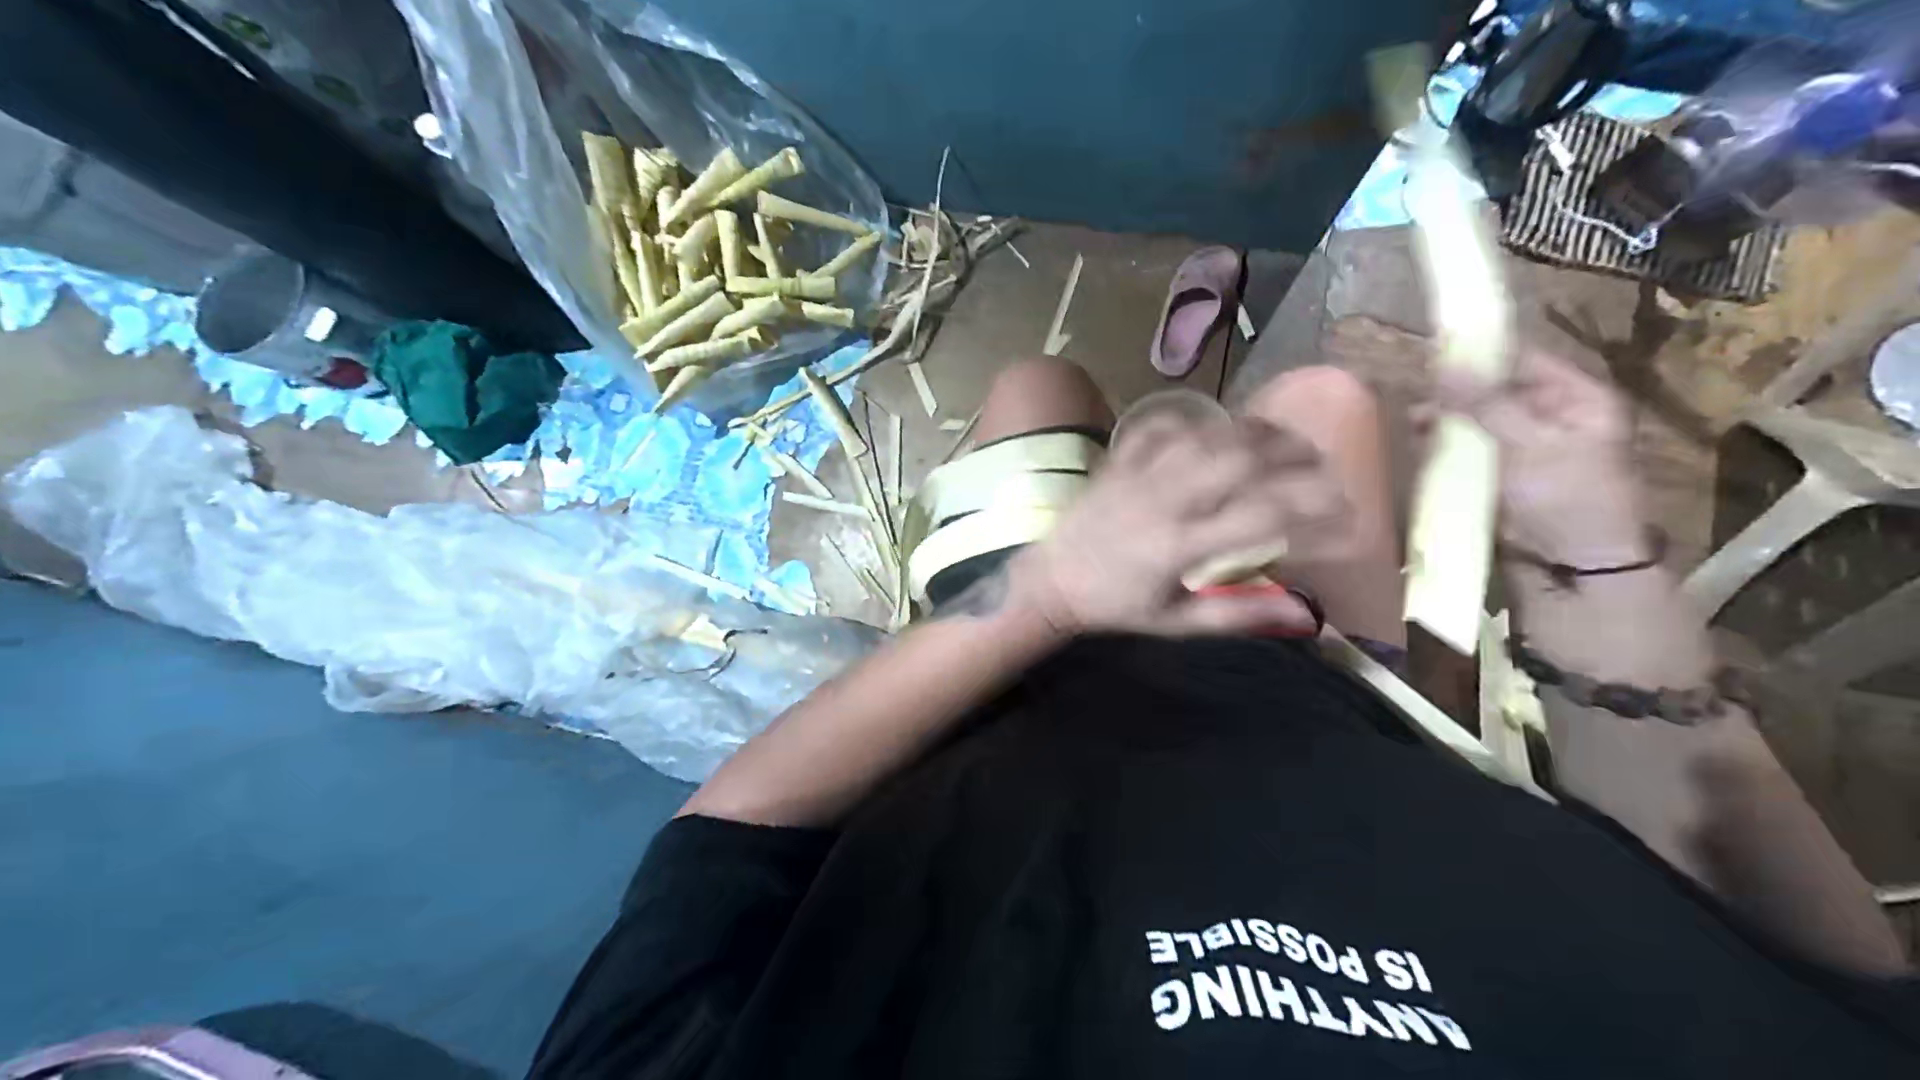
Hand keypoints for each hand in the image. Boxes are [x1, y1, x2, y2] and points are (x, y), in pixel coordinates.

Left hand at [1002, 416, 1347, 637]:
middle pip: (1240, 458)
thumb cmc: (1115, 606)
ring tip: (1284, 439)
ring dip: (1252, 431)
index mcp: (1179, 545)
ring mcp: (1139, 474)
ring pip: (1205, 434)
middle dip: (1293, 455)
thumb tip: (1303, 614)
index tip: (1345, 513)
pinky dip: (1196, 421)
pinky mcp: (1119, 460)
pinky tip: (1216, 429)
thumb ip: (1236, 613)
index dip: (1315, 509)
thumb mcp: (1175, 622)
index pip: (1263, 514)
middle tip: (1321, 465)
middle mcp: (1164, 500)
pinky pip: (1161, 427)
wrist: (1050, 581)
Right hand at [1436, 350, 1648, 566]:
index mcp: (1576, 398)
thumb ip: (1486, 404)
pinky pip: (1465, 447)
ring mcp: (1521, 445)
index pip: (1523, 360)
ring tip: (1414, 420)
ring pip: (1474, 418)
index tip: (1434, 348)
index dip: (1481, 353)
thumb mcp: (1531, 444)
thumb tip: (1445, 363)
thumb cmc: (1568, 497)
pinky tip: (1420, 441)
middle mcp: (1549, 415)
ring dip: (1445, 417)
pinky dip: (1442, 443)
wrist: (1573, 565)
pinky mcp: (1497, 472)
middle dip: (1454, 389)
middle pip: (1494, 388)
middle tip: (1417, 390)